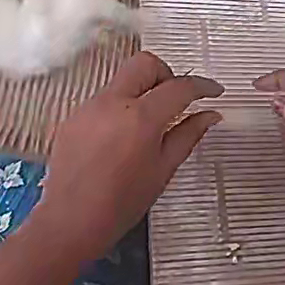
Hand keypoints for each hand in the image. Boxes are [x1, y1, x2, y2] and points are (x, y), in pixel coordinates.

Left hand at [27, 52, 221, 263]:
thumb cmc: (122, 202)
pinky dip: (120, 108)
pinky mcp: (73, 117)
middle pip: (145, 64)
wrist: (71, 220)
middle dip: (167, 74)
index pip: (178, 87)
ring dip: (141, 92)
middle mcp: (112, 102)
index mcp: (140, 117)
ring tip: (148, 127)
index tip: (213, 92)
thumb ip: (187, 135)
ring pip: (122, 81)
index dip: (202, 86)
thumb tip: (210, 114)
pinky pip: (102, 100)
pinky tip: (121, 140)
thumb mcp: (162, 170)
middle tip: (176, 101)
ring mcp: (88, 107)